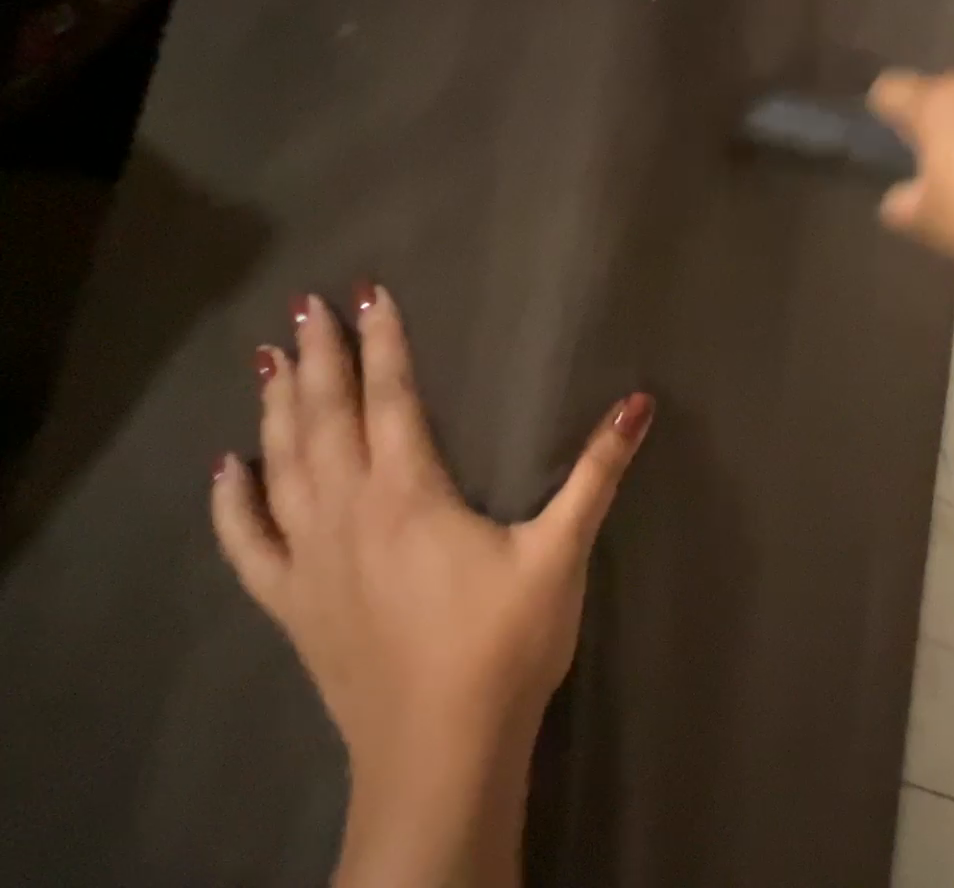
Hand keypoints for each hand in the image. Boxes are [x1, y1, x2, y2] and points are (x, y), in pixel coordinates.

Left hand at [208, 283, 652, 765]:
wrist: (442, 743)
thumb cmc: (508, 640)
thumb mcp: (563, 550)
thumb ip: (597, 472)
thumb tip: (640, 403)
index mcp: (411, 493)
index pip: (392, 399)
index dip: (384, 343)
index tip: (368, 293)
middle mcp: (347, 513)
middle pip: (325, 419)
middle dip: (319, 358)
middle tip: (305, 306)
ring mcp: (308, 559)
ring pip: (282, 465)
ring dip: (276, 408)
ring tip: (270, 359)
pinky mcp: (292, 601)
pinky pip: (247, 539)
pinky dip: (233, 499)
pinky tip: (229, 468)